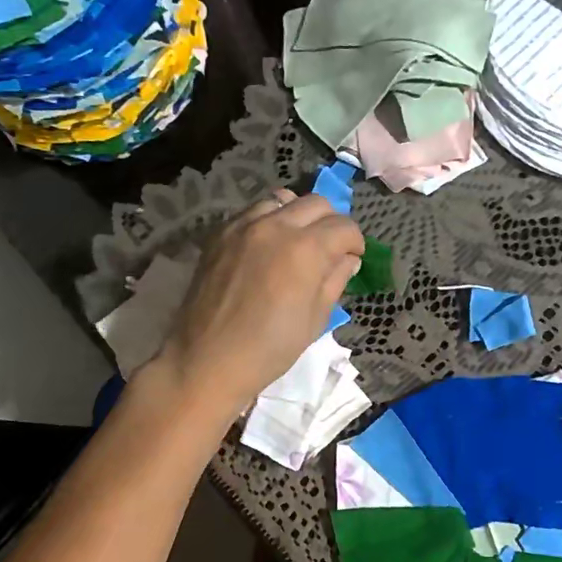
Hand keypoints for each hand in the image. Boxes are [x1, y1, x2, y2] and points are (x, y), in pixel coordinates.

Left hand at [155, 189, 362, 420]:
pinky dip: (266, 221)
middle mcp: (274, 226)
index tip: (352, 258)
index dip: (355, 242)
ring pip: (280, 201)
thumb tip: (347, 258)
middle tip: (327, 250)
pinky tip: (265, 247)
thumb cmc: (268, 350)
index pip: (343, 227)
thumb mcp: (313, 320)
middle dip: (330, 223)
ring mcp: (241, 227)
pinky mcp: (218, 235)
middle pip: (315, 204)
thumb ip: (334, 281)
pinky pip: (250, 214)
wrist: (206, 360)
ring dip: (296, 216)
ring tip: (294, 243)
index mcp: (304, 249)